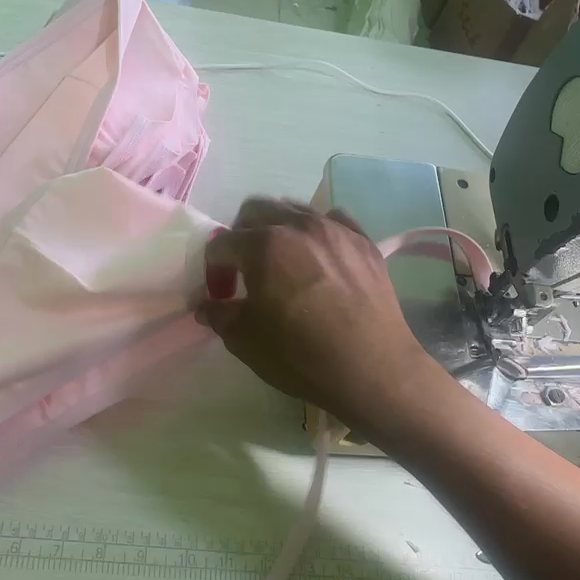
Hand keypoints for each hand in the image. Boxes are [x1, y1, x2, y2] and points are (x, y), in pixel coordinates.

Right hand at [198, 198, 441, 427]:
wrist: (372, 369)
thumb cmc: (301, 356)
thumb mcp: (246, 341)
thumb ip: (220, 315)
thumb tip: (206, 305)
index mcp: (264, 246)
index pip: (222, 244)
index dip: (214, 270)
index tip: (221, 296)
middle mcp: (299, 226)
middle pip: (257, 210)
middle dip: (241, 235)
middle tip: (244, 269)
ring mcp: (336, 229)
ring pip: (296, 210)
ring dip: (279, 229)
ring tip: (283, 261)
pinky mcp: (365, 242)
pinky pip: (334, 220)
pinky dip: (318, 232)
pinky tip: (320, 257)